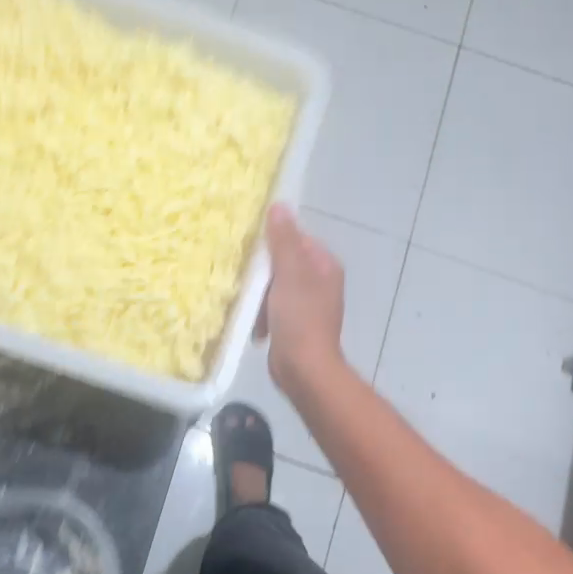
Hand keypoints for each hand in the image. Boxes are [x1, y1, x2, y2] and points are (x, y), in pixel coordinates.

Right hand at [257, 204, 347, 395]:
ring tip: (251, 305)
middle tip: (247, 278)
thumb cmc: (299, 318)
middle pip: (284, 263)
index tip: (253, 250)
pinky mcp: (295, 325)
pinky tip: (256, 325)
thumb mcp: (289, 273)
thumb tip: (279, 205)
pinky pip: (273, 309)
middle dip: (264, 273)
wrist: (303, 368)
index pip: (297, 239)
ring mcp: (308, 305)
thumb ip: (283, 240)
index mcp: (325, 266)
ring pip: (275, 287)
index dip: (274, 243)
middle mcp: (320, 282)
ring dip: (260, 296)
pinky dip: (263, 315)